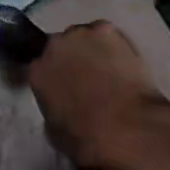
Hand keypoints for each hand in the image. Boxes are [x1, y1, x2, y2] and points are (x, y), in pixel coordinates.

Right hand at [28, 21, 169, 169]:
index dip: (56, 78)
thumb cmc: (94, 141)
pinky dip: (113, 46)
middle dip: (71, 59)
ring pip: (83, 37)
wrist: (131, 129)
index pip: (41, 68)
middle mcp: (53, 46)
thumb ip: (52, 113)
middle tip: (88, 79)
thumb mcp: (59, 136)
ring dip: (91, 50)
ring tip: (109, 70)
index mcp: (38, 72)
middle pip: (60, 47)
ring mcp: (80, 33)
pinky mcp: (106, 29)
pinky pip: (106, 35)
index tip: (68, 90)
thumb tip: (59, 108)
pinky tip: (124, 63)